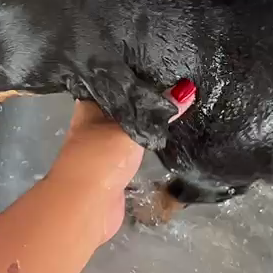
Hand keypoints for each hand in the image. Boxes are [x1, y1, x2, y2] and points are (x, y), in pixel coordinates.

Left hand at [48, 82, 194, 242]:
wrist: (85, 205)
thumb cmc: (101, 157)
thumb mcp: (132, 128)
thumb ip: (156, 111)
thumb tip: (187, 89)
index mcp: (90, 106)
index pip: (113, 83)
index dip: (133, 75)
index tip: (159, 67)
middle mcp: (93, 125)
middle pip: (121, 108)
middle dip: (142, 102)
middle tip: (176, 88)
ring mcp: (102, 149)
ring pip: (127, 132)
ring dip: (144, 126)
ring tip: (174, 110)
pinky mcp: (113, 171)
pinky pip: (133, 152)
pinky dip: (145, 148)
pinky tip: (163, 139)